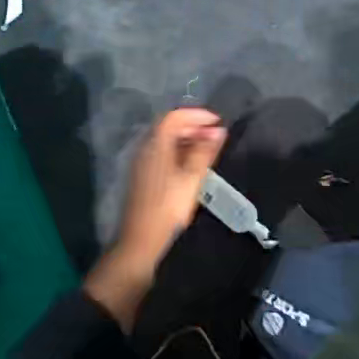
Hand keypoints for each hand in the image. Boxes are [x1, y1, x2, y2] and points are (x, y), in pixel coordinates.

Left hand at [83, 108, 225, 329]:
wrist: (140, 243)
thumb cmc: (167, 209)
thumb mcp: (191, 179)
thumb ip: (204, 152)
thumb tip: (218, 130)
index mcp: (155, 145)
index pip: (174, 116)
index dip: (196, 114)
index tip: (218, 121)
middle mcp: (145, 149)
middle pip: (168, 127)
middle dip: (193, 125)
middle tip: (216, 135)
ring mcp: (142, 163)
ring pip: (165, 141)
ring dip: (186, 139)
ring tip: (208, 148)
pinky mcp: (143, 177)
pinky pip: (162, 154)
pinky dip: (178, 152)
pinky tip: (192, 164)